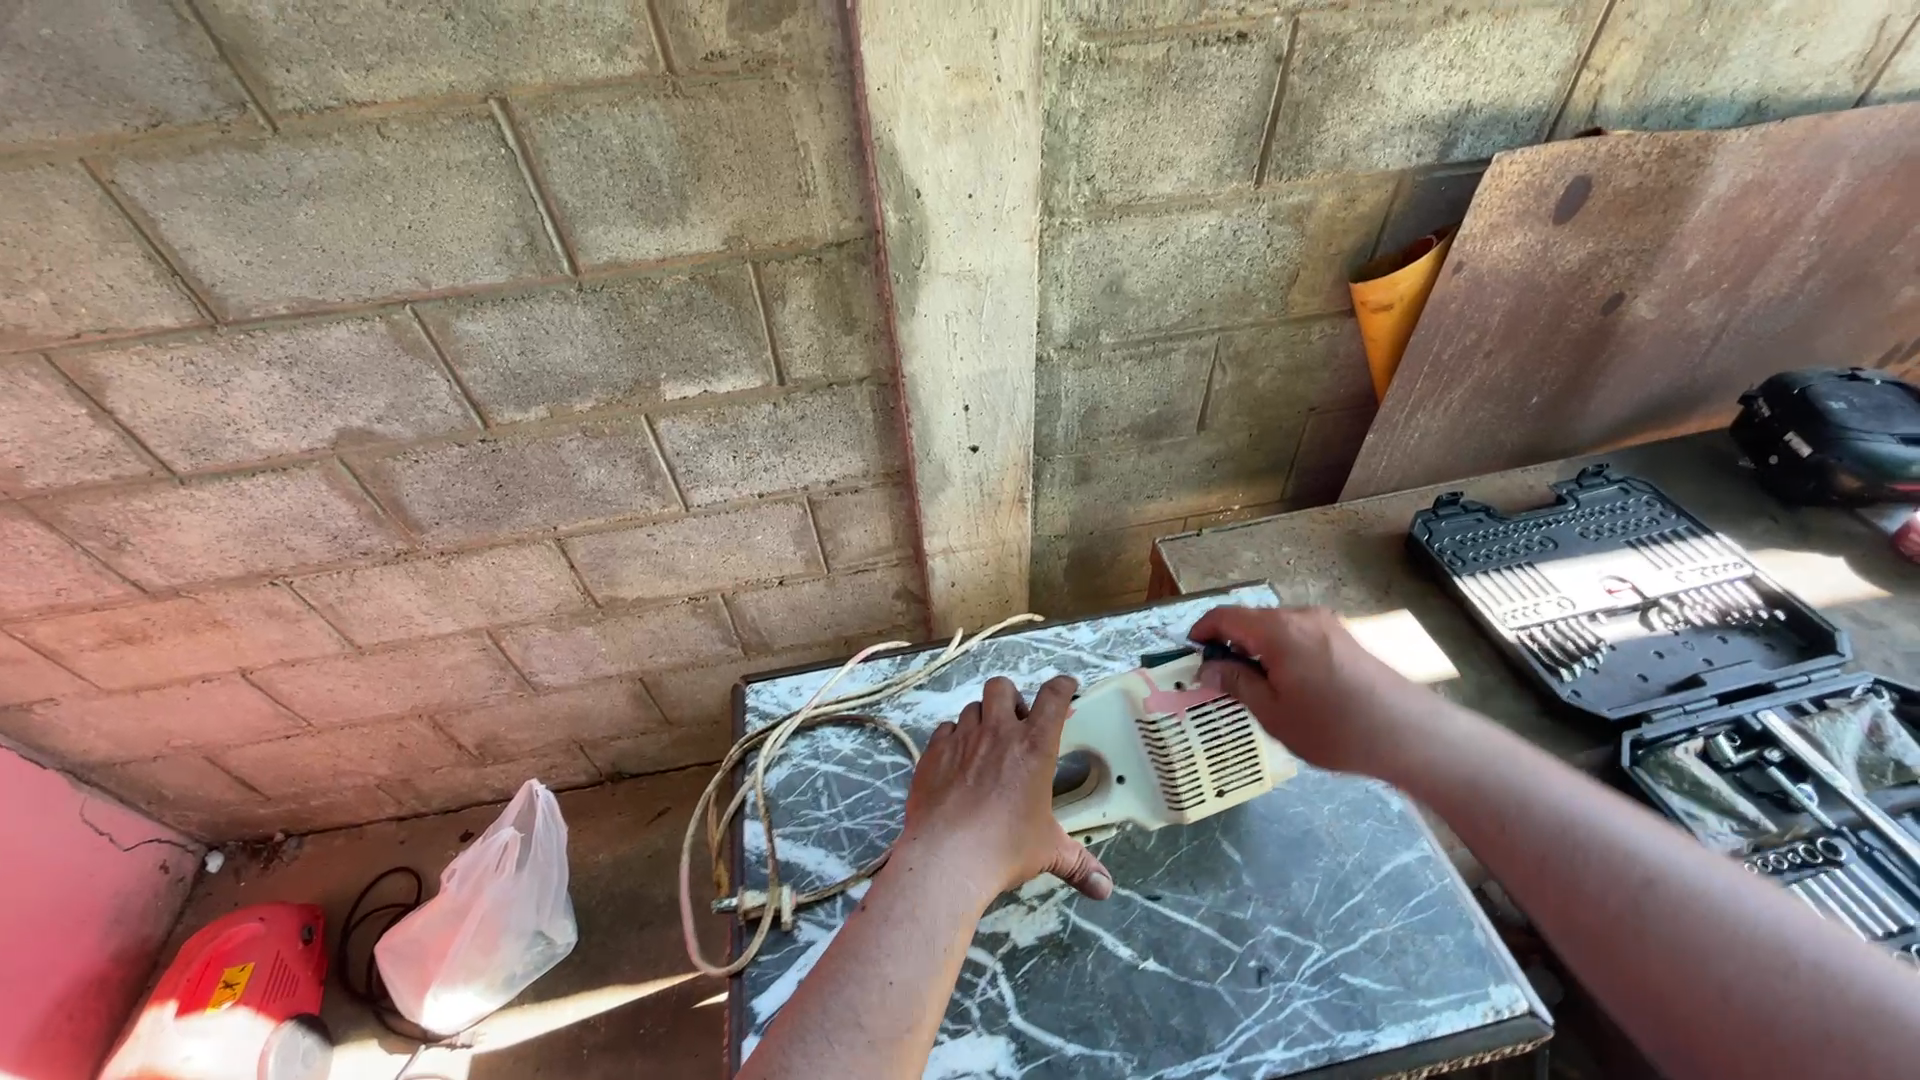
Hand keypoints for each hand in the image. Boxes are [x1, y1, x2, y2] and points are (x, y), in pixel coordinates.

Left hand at [893, 675, 1113, 906]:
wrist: (947, 857)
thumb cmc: (1005, 848)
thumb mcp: (1048, 852)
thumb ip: (1078, 864)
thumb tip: (1105, 889)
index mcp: (1035, 746)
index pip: (1053, 698)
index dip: (1061, 686)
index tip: (1065, 686)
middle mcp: (998, 733)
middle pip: (1002, 687)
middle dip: (1010, 697)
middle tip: (1014, 723)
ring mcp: (962, 739)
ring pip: (971, 707)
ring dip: (981, 718)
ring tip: (984, 744)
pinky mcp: (933, 752)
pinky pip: (944, 729)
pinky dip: (952, 738)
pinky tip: (955, 760)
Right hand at [1188, 605, 1439, 777]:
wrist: (1410, 735)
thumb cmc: (1332, 726)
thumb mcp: (1272, 712)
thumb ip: (1236, 682)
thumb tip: (1208, 667)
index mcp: (1277, 630)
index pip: (1224, 616)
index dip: (1200, 632)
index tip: (1188, 655)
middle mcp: (1301, 617)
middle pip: (1250, 620)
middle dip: (1228, 643)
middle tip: (1216, 678)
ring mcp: (1328, 625)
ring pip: (1276, 629)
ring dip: (1255, 649)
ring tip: (1250, 686)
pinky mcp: (1346, 639)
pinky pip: (1299, 637)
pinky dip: (1280, 652)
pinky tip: (1286, 685)